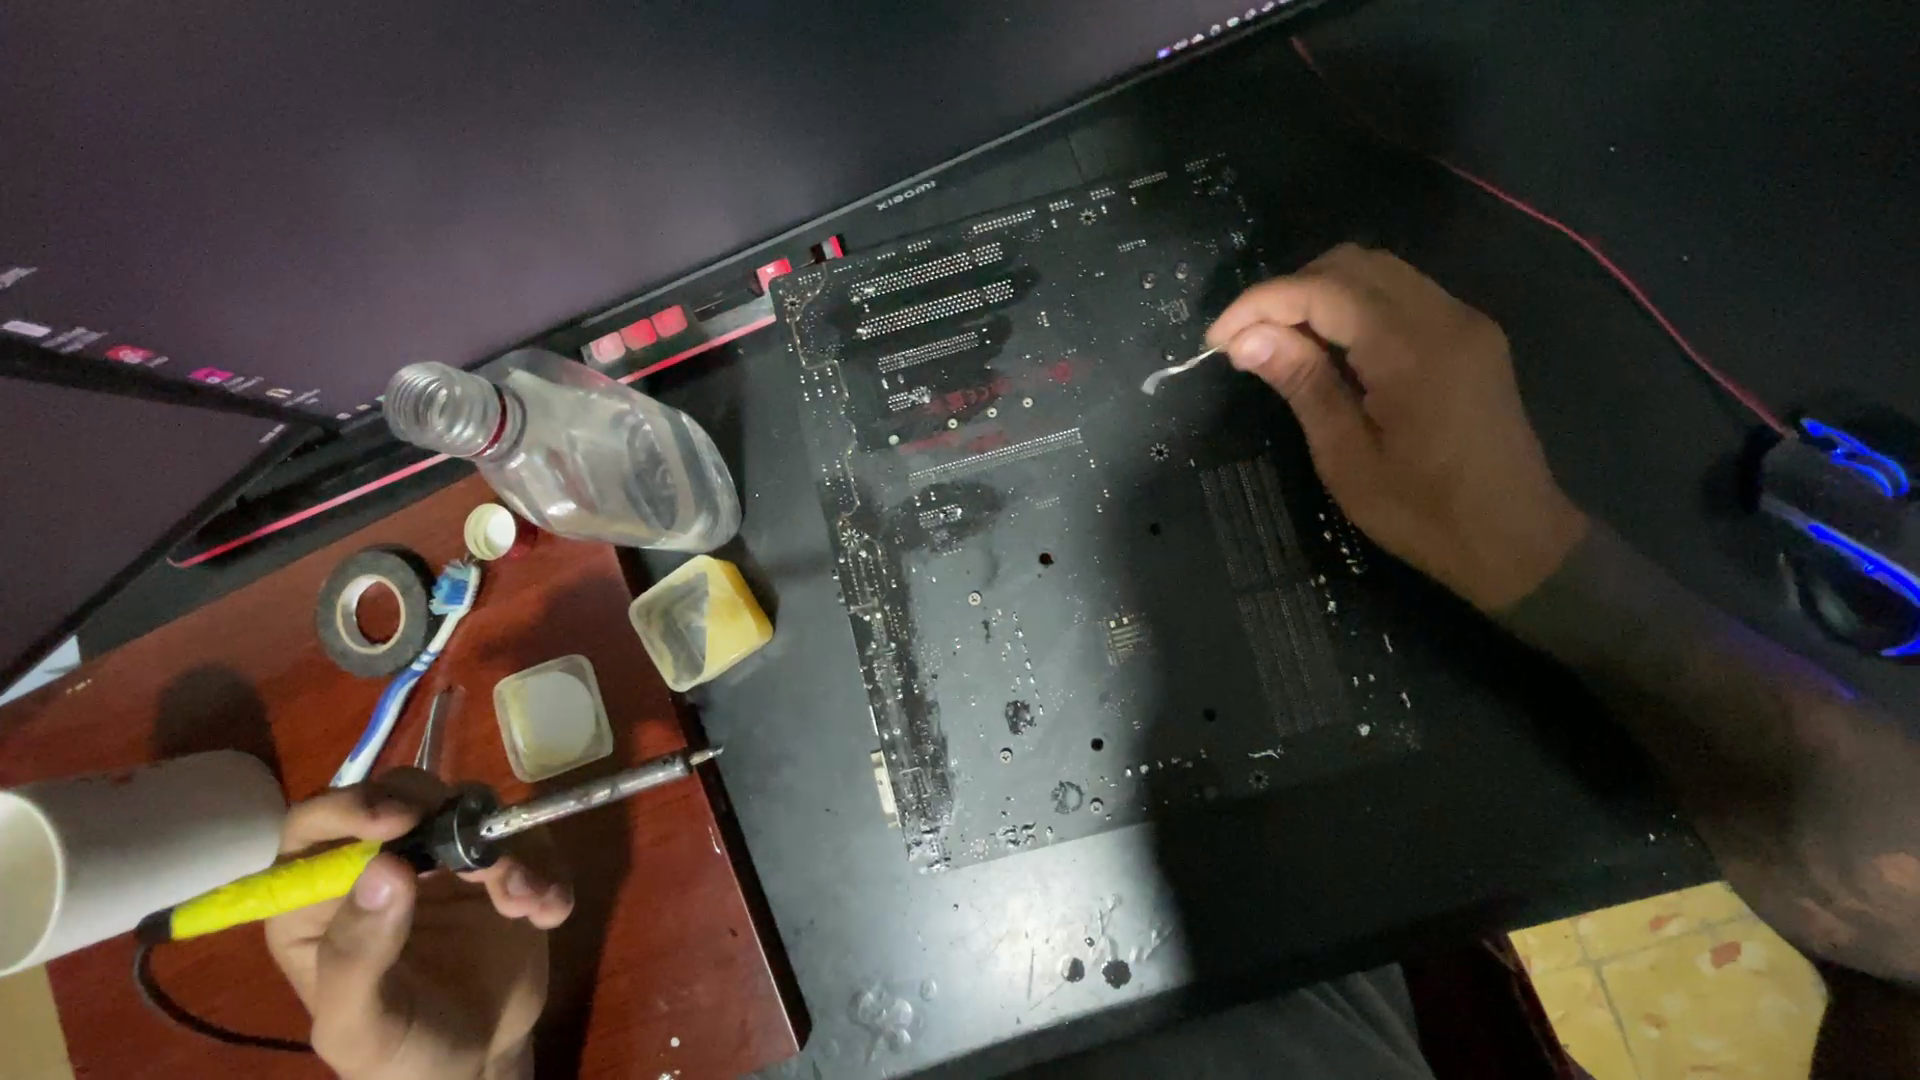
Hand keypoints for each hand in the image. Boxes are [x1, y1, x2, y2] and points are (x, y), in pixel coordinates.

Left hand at [264, 769, 573, 1079]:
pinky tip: (547, 916)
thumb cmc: (401, 1055)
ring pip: (479, 810)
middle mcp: (384, 864)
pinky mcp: (507, 861)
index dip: (354, 806)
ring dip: (513, 851)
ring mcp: (449, 859)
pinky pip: (532, 837)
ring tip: (525, 906)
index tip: (405, 818)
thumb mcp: (363, 1027)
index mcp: (322, 900)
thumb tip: (382, 869)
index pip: (316, 825)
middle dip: (451, 817)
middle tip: (483, 858)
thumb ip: (358, 955)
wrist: (483, 1060)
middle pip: (406, 795)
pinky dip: (548, 870)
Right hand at [1206, 244, 1588, 610]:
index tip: (1217, 339)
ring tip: (1279, 343)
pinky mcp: (1468, 337)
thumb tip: (1245, 339)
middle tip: (1247, 340)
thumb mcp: (1346, 458)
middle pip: (1352, 264)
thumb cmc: (1422, 514)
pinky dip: (1351, 307)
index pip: (1324, 290)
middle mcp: (1445, 318)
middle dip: (1288, 290)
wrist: (1513, 539)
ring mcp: (1463, 323)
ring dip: (1318, 294)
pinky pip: (1400, 295)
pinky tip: (1326, 349)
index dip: (1261, 303)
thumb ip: (1303, 385)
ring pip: (1377, 272)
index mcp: (1412, 352)